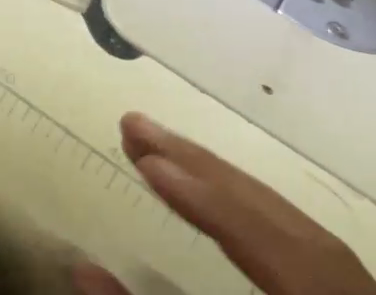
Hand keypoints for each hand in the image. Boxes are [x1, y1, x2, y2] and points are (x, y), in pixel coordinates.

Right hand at [72, 112, 375, 294]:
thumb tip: (82, 269)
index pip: (287, 257)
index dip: (216, 207)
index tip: (145, 160)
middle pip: (300, 234)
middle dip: (212, 174)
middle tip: (135, 125)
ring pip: (310, 238)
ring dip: (228, 184)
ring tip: (156, 142)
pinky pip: (311, 254)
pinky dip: (252, 216)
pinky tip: (203, 191)